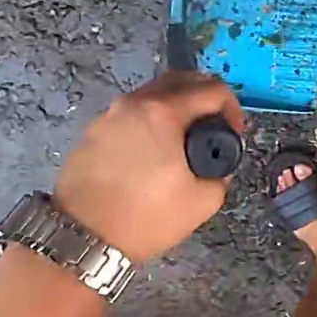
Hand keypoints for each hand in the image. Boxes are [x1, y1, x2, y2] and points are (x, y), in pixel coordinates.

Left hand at [54, 73, 246, 261]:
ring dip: (178, 105)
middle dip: (206, 96)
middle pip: (180, 80)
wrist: (81, 236)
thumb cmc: (144, 217)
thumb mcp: (201, 202)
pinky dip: (152, 118)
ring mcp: (110, 114)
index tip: (235, 131)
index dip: (233, 107)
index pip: (211, 90)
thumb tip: (218, 165)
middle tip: (216, 124)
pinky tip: (156, 149)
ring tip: (186, 136)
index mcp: (164, 113)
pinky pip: (132, 111)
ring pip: (153, 93)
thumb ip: (221, 175)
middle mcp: (135, 103)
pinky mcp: (94, 130)